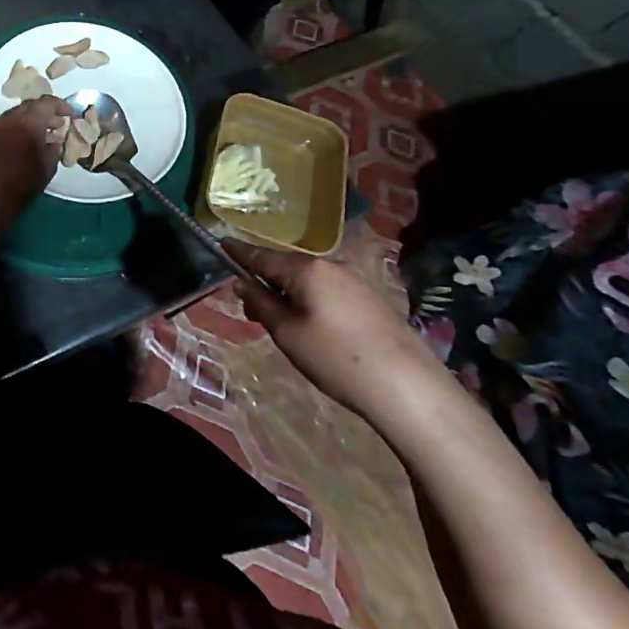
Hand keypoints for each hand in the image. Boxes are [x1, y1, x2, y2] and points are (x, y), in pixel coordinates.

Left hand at [0, 96, 67, 204]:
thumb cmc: (23, 184)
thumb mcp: (48, 167)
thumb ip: (54, 148)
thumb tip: (54, 141)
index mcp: (28, 123)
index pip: (47, 103)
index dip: (61, 106)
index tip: (70, 116)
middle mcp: (10, 118)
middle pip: (31, 105)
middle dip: (46, 112)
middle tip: (58, 124)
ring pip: (18, 113)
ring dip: (32, 119)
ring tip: (44, 133)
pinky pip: (8, 123)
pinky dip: (20, 126)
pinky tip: (28, 140)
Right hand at [225, 239, 454, 422]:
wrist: (406, 385)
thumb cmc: (336, 358)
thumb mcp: (287, 333)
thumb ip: (261, 303)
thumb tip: (242, 283)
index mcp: (308, 269)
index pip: (263, 256)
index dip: (240, 252)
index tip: (221, 243)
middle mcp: (333, 265)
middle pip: (288, 267)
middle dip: (266, 280)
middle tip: (250, 307)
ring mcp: (357, 280)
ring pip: (310, 280)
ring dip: (290, 292)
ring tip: (279, 320)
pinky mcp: (373, 298)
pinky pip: (330, 289)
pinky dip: (311, 299)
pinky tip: (311, 324)